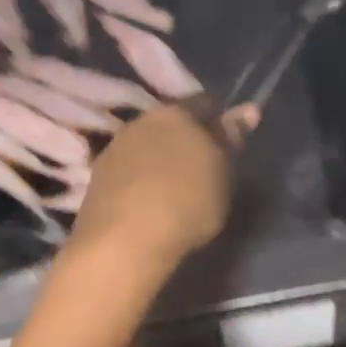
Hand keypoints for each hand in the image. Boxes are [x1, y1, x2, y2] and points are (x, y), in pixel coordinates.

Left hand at [67, 106, 231, 273]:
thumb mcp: (223, 171)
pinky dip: (144, 179)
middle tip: (207, 166)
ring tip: (179, 187)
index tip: (231, 143)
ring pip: (149, 146)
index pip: (206, 102)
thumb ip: (232, 137)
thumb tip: (249, 107)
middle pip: (173, 123)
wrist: (122, 244)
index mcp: (175, 112)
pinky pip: (131, 170)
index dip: (221, 120)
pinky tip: (153, 203)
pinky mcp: (97, 180)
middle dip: (189, 138)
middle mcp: (140, 122)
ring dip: (164, 159)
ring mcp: (114, 150)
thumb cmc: (187, 201)